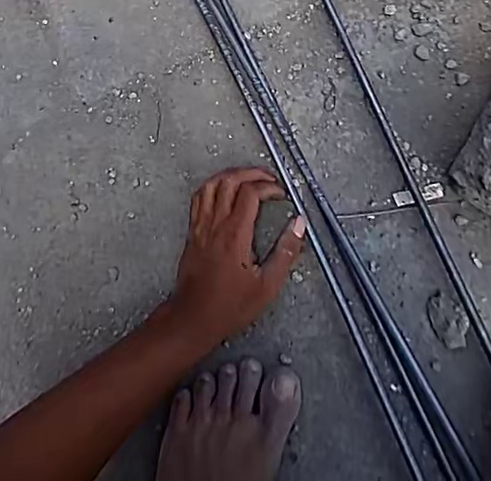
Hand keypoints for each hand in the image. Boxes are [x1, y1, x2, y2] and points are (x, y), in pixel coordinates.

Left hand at [169, 168, 305, 342]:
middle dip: (252, 172)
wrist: (193, 317)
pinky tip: (222, 188)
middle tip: (268, 178)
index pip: (250, 192)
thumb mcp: (266, 285)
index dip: (268, 186)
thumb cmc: (229, 305)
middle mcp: (216, 224)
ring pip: (212, 183)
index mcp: (235, 234)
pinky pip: (199, 196)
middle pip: (230, 180)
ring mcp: (201, 225)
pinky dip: (213, 184)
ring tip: (248, 177)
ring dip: (232, 174)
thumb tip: (298, 225)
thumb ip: (286, 252)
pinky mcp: (192, 230)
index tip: (280, 194)